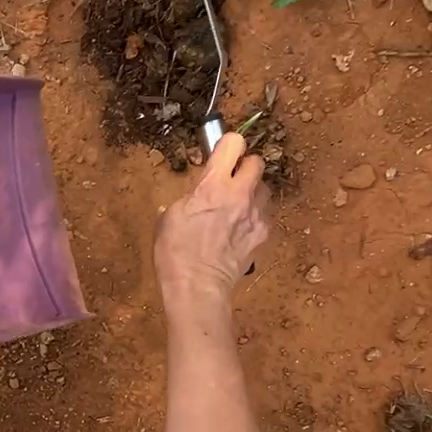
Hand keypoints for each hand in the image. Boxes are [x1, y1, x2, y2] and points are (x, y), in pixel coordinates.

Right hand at [154, 134, 268, 317]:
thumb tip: (193, 197)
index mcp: (212, 186)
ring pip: (263, 189)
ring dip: (251, 192)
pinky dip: (252, 218)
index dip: (227, 144)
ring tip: (234, 208)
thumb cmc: (175, 253)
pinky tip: (236, 232)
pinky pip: (263, 215)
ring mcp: (256, 214)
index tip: (221, 151)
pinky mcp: (263, 233)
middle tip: (229, 181)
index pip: (232, 144)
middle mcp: (239, 194)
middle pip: (257, 161)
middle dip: (244, 167)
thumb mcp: (168, 219)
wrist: (197, 287)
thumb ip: (186, 199)